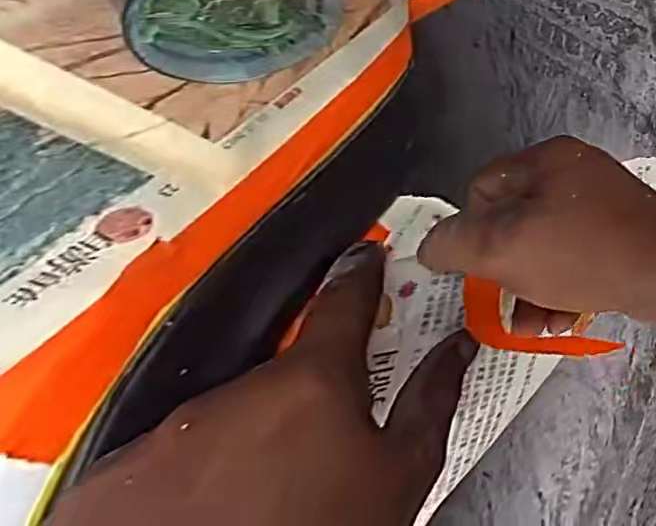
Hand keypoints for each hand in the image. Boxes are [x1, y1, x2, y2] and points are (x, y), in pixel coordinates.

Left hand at [49, 242, 473, 525]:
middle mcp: (233, 396)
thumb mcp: (404, 468)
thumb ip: (434, 394)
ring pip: (220, 411)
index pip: (344, 300)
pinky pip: (160, 455)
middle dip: (306, 387)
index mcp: (314, 380)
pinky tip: (210, 500)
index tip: (365, 256)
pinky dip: (187, 467)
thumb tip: (457, 346)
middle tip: (325, 427)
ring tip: (265, 480)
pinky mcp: (99, 488)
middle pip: (282, 367)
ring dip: (246, 427)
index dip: (360, 272)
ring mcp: (158, 442)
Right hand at [418, 136, 655, 328]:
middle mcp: (576, 173)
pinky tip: (558, 321)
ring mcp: (601, 204)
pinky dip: (559, 289)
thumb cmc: (585, 250)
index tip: (475, 264)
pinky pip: (572, 260)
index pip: (481, 188)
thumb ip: (455, 241)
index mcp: (550, 159)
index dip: (470, 230)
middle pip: (511, 222)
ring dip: (527, 289)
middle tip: (500, 299)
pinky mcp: (618, 233)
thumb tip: (435, 242)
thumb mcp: (504, 245)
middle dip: (500, 268)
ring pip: (541, 248)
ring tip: (529, 323)